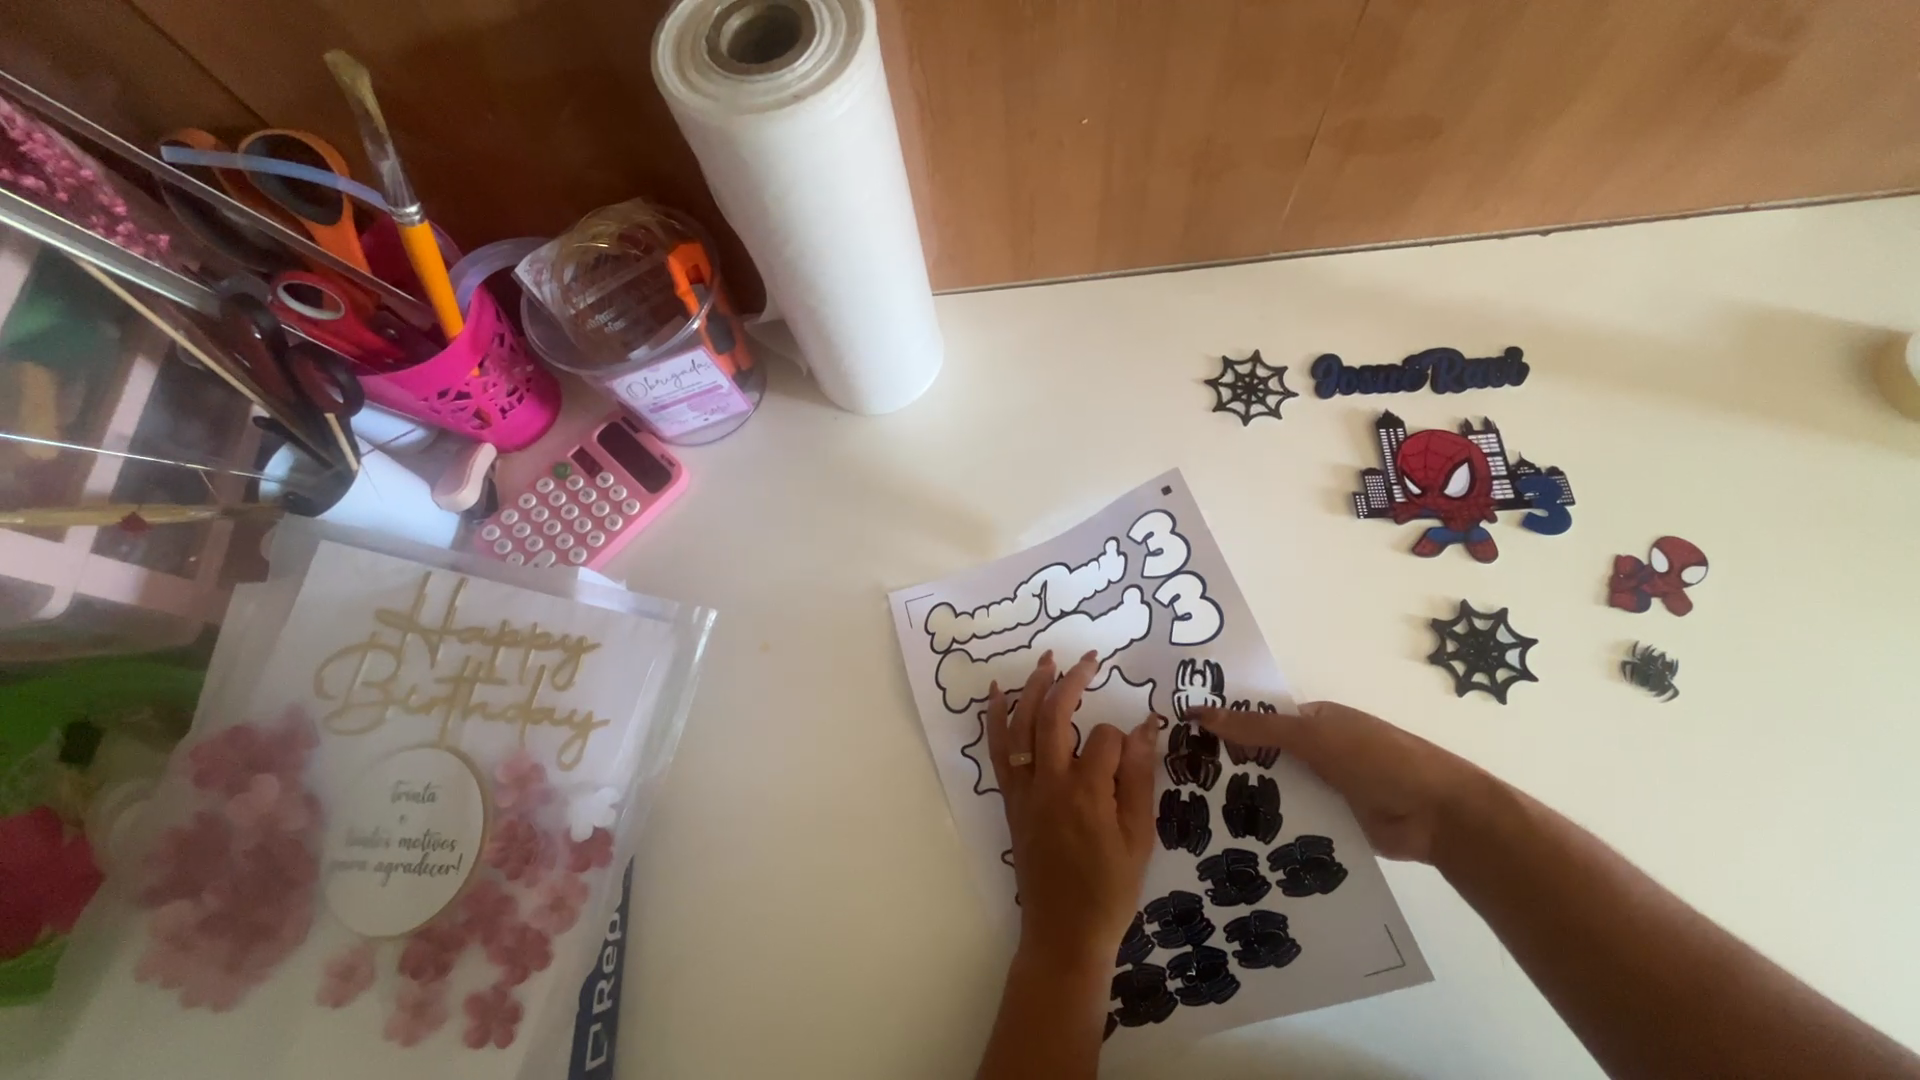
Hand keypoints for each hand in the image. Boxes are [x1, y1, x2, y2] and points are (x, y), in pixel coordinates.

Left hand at [986, 650, 1160, 973]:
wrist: (1063, 930)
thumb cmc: (1109, 888)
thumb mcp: (1139, 837)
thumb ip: (1138, 778)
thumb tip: (1145, 727)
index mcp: (1086, 791)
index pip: (1106, 739)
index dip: (1124, 739)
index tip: (1137, 748)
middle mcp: (1049, 781)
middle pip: (1056, 714)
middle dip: (1073, 681)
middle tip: (1089, 658)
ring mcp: (1024, 788)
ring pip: (1022, 724)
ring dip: (1032, 688)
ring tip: (1045, 660)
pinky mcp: (1010, 798)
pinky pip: (998, 749)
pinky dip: (995, 718)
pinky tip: (995, 693)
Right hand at [1196, 701, 1489, 863]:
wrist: (1440, 815)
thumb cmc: (1376, 759)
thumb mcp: (1313, 737)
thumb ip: (1258, 728)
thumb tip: (1200, 712)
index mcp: (1313, 721)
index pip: (1257, 720)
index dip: (1221, 727)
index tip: (1179, 741)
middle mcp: (1316, 752)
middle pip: (1263, 759)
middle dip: (1228, 769)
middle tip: (1175, 784)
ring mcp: (1325, 789)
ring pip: (1275, 794)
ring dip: (1248, 804)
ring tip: (1193, 818)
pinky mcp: (1333, 824)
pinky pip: (1293, 823)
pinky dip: (1271, 830)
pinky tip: (1233, 842)